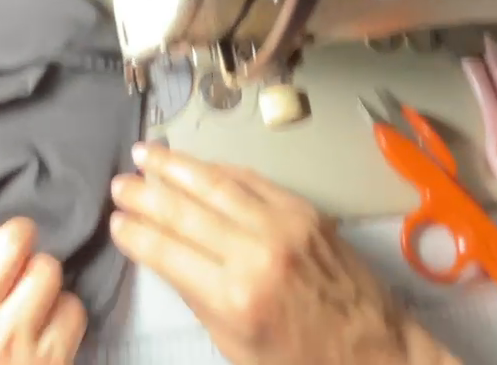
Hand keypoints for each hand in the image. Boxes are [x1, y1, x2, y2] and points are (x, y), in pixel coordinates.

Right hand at [110, 144, 456, 364]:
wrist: (380, 355)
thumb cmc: (302, 364)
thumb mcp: (238, 348)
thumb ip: (198, 297)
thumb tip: (162, 251)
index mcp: (235, 298)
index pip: (168, 252)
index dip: (136, 233)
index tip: (115, 220)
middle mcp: (254, 252)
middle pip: (184, 210)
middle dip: (146, 194)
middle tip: (119, 182)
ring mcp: (281, 223)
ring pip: (214, 183)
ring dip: (175, 166)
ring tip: (145, 153)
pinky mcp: (302, 208)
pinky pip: (250, 178)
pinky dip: (217, 168)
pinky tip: (194, 163)